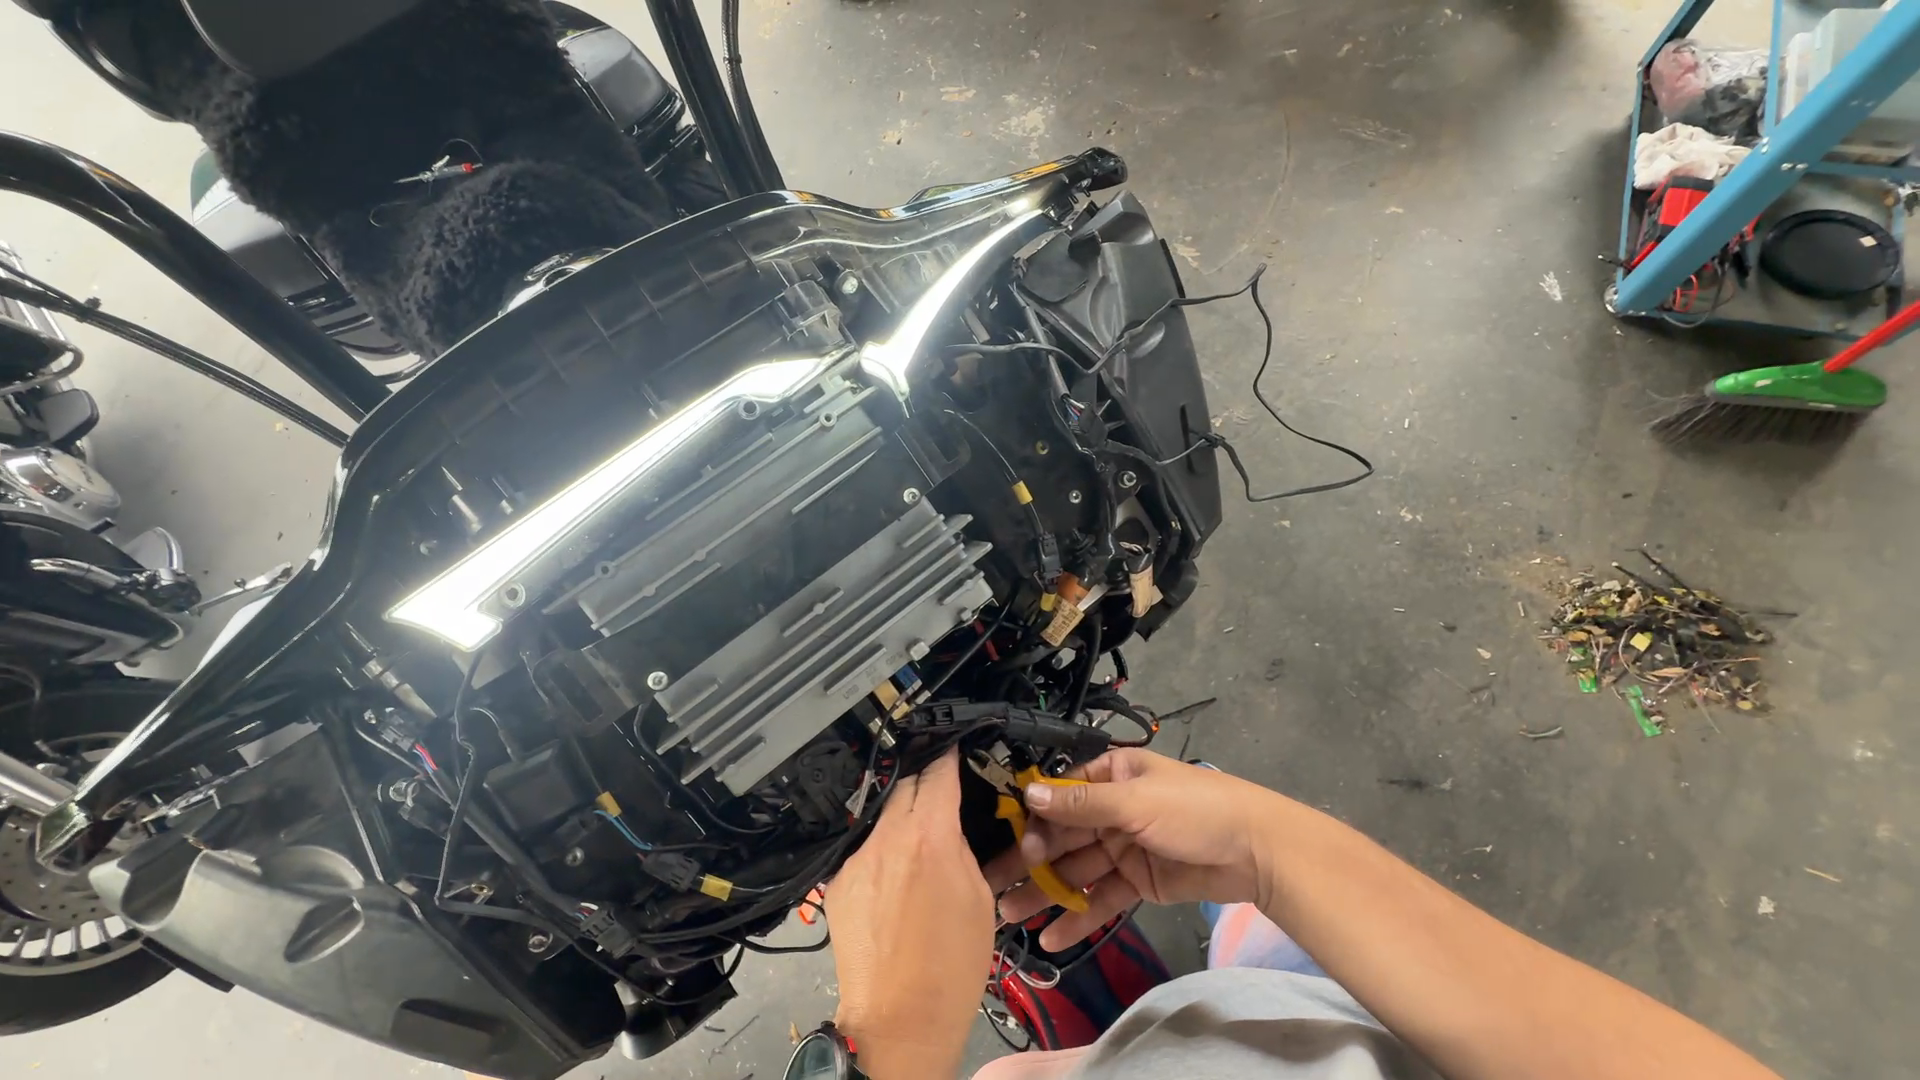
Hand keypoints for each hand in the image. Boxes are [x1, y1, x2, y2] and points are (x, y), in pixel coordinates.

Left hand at [826, 749, 994, 1079]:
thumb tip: (952, 828)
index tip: (953, 749)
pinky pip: (863, 850)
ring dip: (901, 820)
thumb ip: (962, 849)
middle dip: (924, 784)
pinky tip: (893, 879)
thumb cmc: (950, 968)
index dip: (948, 757)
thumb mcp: (979, 897)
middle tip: (940, 794)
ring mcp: (858, 860)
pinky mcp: (839, 884)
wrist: (900, 1020)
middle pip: (906, 785)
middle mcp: (888, 839)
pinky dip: (880, 852)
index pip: (938, 773)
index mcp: (930, 838)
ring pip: (882, 817)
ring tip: (917, 846)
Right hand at [986, 749, 1284, 950]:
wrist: (1259, 851)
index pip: (1061, 793)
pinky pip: (1102, 898)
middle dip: (1031, 860)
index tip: (1007, 841)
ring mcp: (1124, 847)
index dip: (1033, 817)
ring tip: (1010, 915)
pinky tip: (1052, 937)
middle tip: (994, 886)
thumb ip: (1081, 804)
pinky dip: (1079, 917)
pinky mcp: (1139, 882)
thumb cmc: (1195, 809)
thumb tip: (1028, 795)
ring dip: (1046, 891)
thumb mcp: (1135, 800)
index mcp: (1112, 774)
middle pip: (1063, 835)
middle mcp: (1112, 808)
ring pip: (1077, 869)